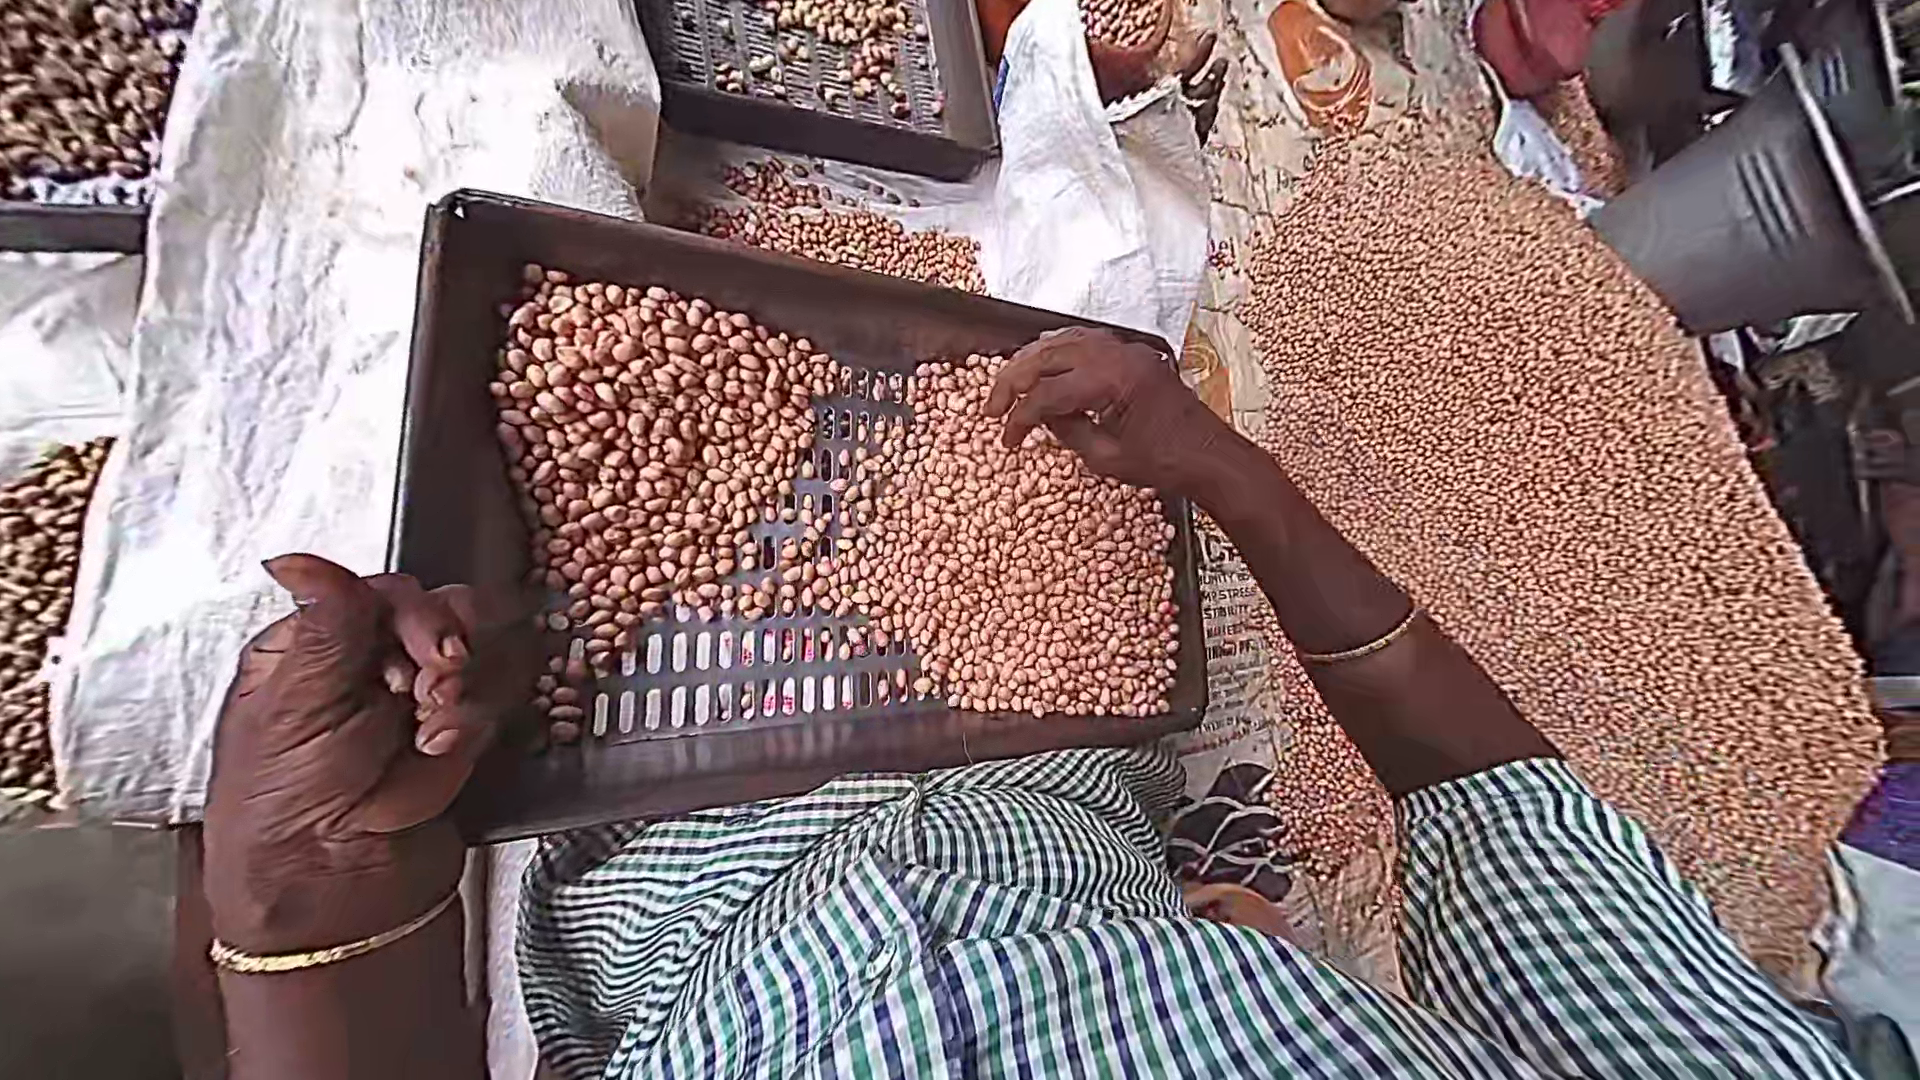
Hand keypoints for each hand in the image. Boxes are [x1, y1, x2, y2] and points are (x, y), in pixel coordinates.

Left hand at [203, 554, 532, 955]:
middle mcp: (385, 653)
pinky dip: (474, 718)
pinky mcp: (469, 712)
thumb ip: (325, 630)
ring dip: (464, 687)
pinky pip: (500, 689)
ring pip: (485, 645)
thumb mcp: (298, 706)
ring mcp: (432, 682)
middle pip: (451, 609)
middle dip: (449, 647)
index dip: (418, 616)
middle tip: (436, 684)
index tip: (425, 650)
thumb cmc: (290, 792)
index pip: (393, 592)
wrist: (342, 864)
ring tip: (431, 726)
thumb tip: (296, 560)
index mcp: (327, 640)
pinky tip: (440, 746)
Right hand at [985, 326, 1238, 496]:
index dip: (1020, 418)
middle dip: (1013, 381)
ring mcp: (1126, 350)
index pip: (1048, 394)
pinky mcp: (1131, 355)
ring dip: (1031, 361)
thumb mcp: (1106, 458)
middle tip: (992, 407)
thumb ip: (1067, 431)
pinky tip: (1043, 366)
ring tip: (1009, 384)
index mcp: (1112, 381)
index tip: (1007, 440)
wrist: (1208, 455)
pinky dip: (1057, 352)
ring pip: (1063, 341)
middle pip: (1047, 356)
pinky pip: (1084, 341)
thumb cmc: (1163, 463)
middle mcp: (1117, 355)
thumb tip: (1040, 415)